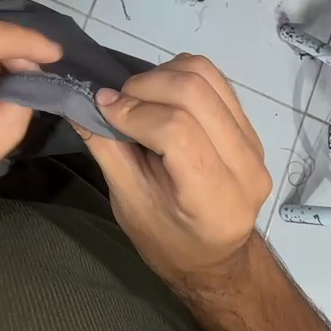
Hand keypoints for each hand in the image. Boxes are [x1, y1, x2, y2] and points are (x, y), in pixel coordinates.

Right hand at [77, 54, 272, 292]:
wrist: (213, 257)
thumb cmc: (164, 237)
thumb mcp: (126, 201)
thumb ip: (104, 147)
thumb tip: (77, 96)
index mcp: (215, 200)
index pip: (178, 131)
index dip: (134, 111)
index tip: (103, 107)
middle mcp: (245, 167)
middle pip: (194, 92)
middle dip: (144, 85)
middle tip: (118, 100)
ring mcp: (254, 143)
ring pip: (205, 75)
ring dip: (162, 74)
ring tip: (140, 97)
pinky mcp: (250, 126)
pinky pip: (214, 77)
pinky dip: (178, 74)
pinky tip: (161, 96)